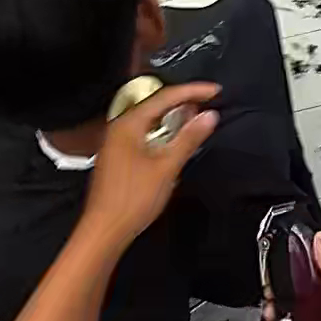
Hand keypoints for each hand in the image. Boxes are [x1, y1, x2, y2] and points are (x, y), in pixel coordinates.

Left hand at [78, 82, 218, 248]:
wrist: (105, 229)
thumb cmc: (133, 199)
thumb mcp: (167, 166)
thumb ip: (189, 138)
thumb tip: (209, 115)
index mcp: (128, 124)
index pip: (165, 97)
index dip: (192, 91)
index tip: (214, 91)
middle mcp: (119, 128)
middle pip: (156, 105)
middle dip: (183, 101)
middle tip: (208, 102)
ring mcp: (117, 142)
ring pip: (150, 120)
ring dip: (174, 117)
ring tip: (196, 118)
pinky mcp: (120, 156)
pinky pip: (145, 133)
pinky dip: (164, 131)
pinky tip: (175, 140)